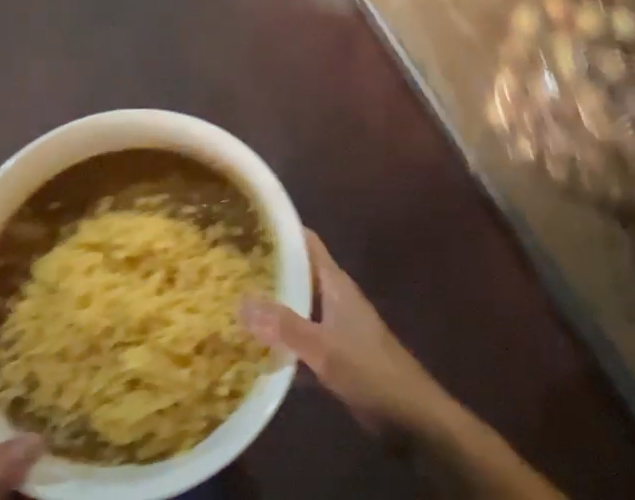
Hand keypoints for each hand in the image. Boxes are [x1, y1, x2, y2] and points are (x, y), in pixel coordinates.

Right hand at [240, 230, 450, 433]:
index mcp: (336, 284)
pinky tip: (252, 345)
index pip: (307, 243)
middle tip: (229, 265)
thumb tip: (240, 301)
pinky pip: (299, 335)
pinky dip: (279, 337)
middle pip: (299, 272)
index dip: (282, 230)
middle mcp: (334, 297)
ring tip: (232, 300)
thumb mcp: (322, 347)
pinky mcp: (332, 352)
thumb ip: (284, 326)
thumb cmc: (368, 369)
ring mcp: (334, 325)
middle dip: (268, 267)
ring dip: (271, 303)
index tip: (248, 223)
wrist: (405, 412)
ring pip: (297, 305)